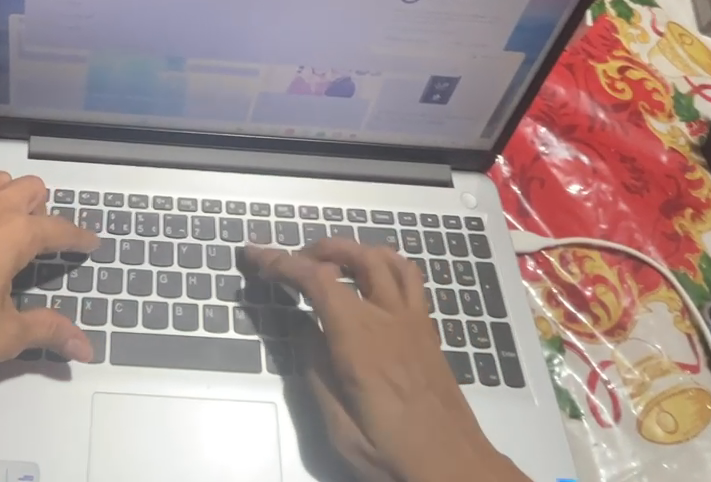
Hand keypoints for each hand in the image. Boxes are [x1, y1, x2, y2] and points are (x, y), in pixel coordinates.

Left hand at [0, 172, 97, 481]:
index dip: (79, 238)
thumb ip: (48, 331)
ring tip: (12, 235)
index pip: (58, 228)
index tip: (92, 243)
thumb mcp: (4, 336)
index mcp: (13, 232)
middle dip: (43, 210)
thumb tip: (85, 348)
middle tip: (45, 244)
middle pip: (29, 188)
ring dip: (11, 199)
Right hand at [247, 240, 529, 481]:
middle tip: (293, 263)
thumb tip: (302, 328)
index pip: (314, 279)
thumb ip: (315, 370)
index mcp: (358, 337)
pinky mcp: (428, 328)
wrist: (456, 471)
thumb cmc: (392, 453)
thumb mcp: (338, 427)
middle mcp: (386, 316)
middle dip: (315, 250)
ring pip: (383, 258)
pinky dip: (384, 263)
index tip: (254, 254)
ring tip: (330, 262)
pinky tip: (371, 279)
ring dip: (351, 250)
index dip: (280, 261)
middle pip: (351, 255)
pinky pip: (409, 277)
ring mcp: (412, 318)